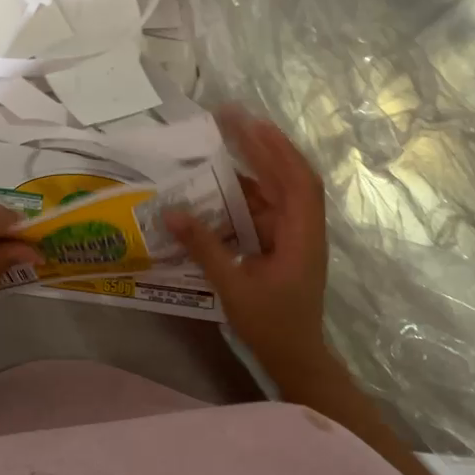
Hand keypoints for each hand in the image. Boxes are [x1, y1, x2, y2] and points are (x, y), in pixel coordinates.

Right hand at [166, 107, 338, 381]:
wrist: (296, 359)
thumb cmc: (271, 325)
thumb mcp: (234, 286)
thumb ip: (205, 247)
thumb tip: (172, 211)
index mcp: (301, 235)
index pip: (297, 180)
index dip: (276, 148)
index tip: (251, 122)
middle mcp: (302, 228)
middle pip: (289, 175)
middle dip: (263, 143)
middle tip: (230, 115)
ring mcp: (294, 235)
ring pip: (276, 189)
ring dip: (254, 163)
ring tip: (223, 138)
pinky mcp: (282, 244)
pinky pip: (264, 207)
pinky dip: (245, 190)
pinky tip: (220, 183)